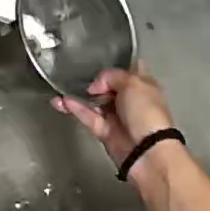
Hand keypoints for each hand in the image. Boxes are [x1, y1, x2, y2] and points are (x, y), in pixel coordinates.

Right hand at [50, 66, 173, 165]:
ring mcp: (117, 117)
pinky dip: (76, 109)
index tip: (97, 57)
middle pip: (108, 86)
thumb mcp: (132, 83)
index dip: (115, 64)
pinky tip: (62, 101)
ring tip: (60, 86)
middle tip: (76, 71)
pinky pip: (89, 117)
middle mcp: (130, 100)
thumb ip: (110, 76)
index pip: (128, 70)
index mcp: (143, 85)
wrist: (148, 153)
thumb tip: (95, 86)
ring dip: (79, 95)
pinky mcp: (105, 132)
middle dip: (93, 80)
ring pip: (95, 102)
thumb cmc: (145, 111)